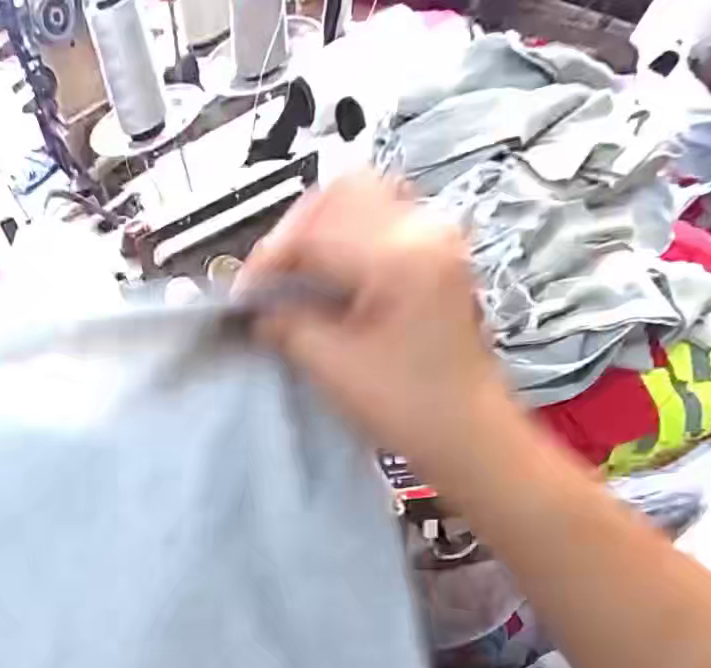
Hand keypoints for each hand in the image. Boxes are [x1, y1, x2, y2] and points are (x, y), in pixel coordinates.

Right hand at [242, 170, 509, 471]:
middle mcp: (425, 231)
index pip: (314, 231)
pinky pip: (376, 223)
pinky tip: (323, 281)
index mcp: (400, 257)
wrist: (466, 432)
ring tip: (293, 278)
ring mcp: (435, 240)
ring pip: (360, 200)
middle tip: (270, 278)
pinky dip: (340, 242)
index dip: (268, 260)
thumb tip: (257, 308)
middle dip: (294, 231)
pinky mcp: (433, 257)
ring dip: (317, 233)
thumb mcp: (332, 367)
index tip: (244, 296)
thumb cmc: (407, 406)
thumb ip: (286, 325)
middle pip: (341, 192)